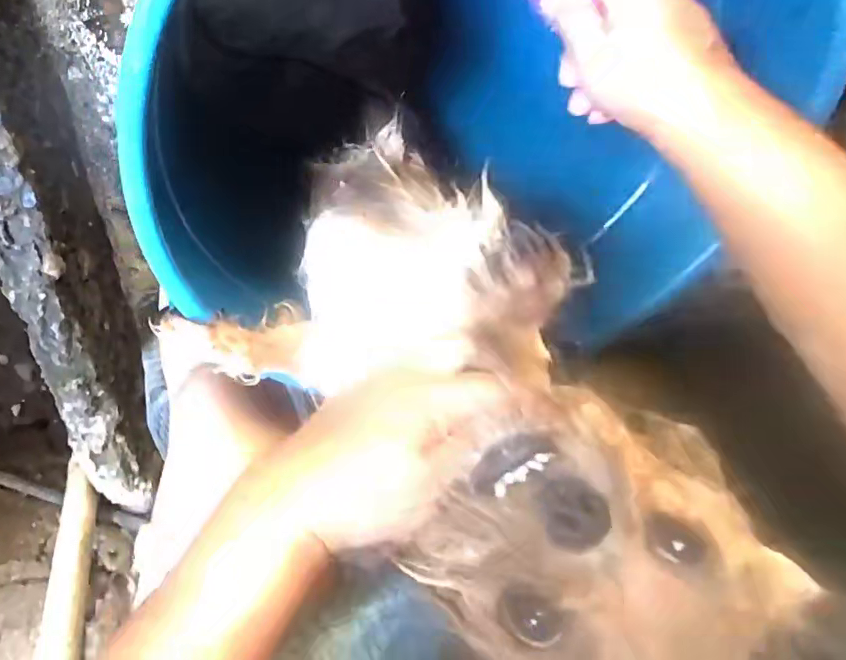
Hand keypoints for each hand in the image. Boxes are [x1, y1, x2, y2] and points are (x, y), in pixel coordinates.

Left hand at [250, 370, 505, 554]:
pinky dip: (434, 367)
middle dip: (494, 365)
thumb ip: (466, 449)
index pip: (490, 387)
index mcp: (426, 396)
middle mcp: (402, 371)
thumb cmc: (363, 497)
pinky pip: (407, 360)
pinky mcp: (360, 383)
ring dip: (463, 362)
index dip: (527, 399)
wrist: (293, 491)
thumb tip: (503, 424)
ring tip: (484, 390)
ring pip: (431, 349)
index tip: (552, 413)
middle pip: (460, 348)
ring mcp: (377, 373)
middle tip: (518, 393)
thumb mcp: (426, 488)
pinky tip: (439, 392)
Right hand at [539, 0, 745, 140]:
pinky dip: (629, 78)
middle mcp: (668, 4)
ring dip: (601, 70)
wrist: (712, 125)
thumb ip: (570, 19)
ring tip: (585, 106)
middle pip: (613, 11)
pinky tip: (611, 112)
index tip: (561, 29)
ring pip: (630, 40)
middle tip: (569, 80)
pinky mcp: (699, 59)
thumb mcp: (589, 54)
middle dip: (583, 45)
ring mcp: (689, 31)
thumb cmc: (640, 85)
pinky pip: (652, 57)